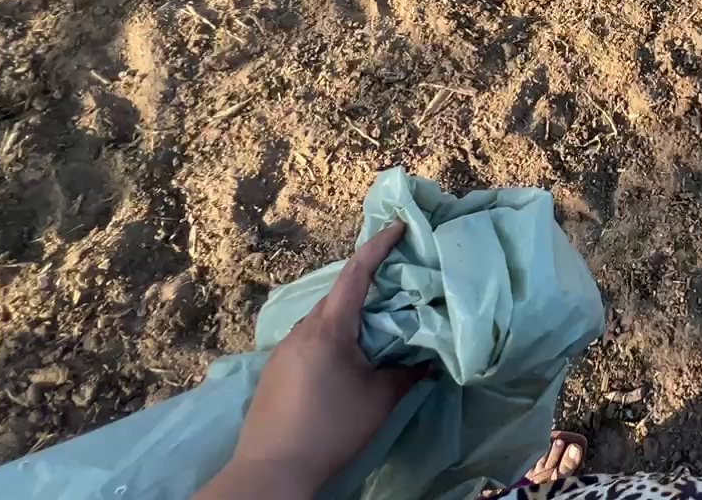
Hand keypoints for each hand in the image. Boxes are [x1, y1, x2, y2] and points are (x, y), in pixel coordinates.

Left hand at [195, 221, 424, 499]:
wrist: (268, 476)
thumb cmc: (330, 428)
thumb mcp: (381, 397)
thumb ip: (409, 370)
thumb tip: (433, 356)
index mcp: (328, 328)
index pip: (355, 273)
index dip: (378, 245)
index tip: (399, 226)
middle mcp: (302, 332)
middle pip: (339, 293)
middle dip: (369, 280)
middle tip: (400, 277)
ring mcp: (283, 352)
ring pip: (324, 317)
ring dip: (351, 310)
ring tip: (379, 317)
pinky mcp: (275, 373)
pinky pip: (311, 337)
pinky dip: (335, 331)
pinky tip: (350, 351)